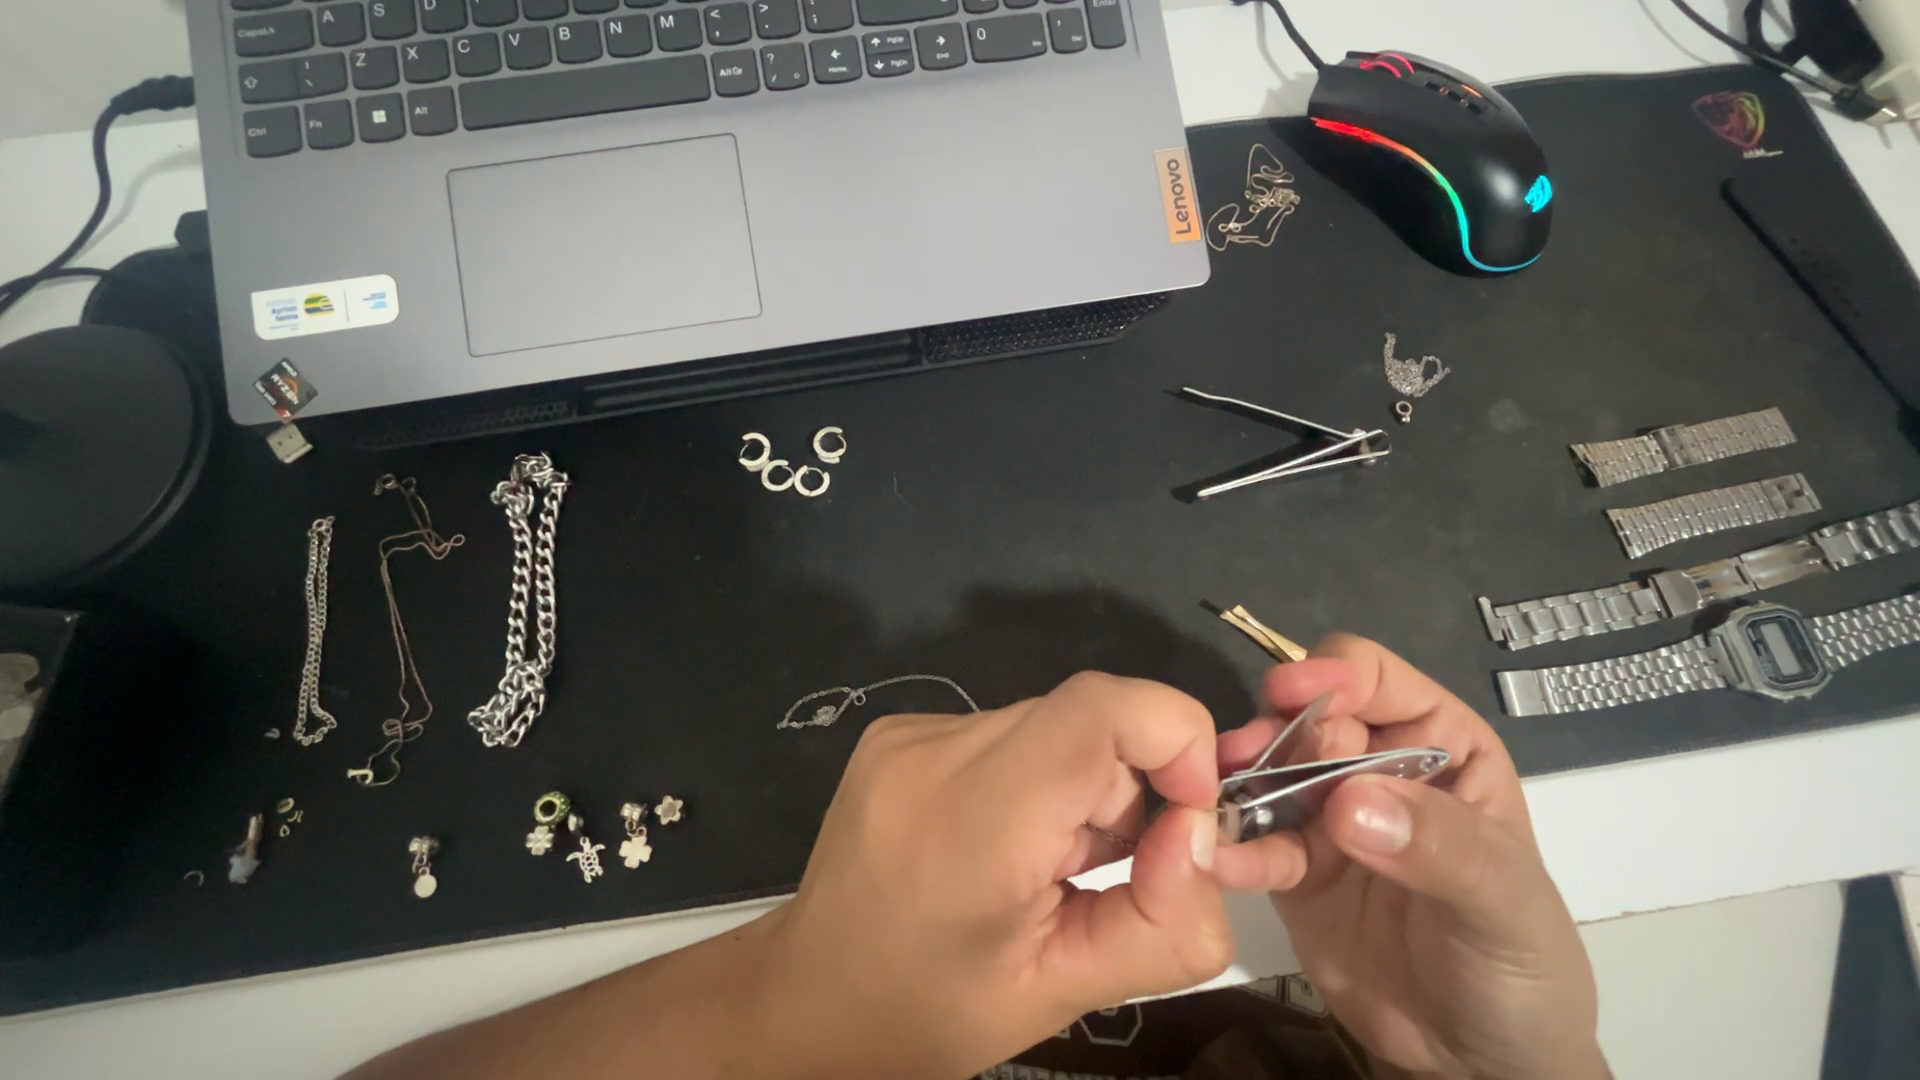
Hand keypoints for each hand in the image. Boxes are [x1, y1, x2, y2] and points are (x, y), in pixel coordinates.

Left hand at [761, 672, 1232, 1078]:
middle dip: (1129, 786)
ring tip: (1044, 860)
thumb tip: (1200, 836)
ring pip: (1051, 722)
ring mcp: (912, 731)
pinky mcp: (902, 728)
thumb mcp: (1060, 995)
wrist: (806, 994)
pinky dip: (1036, 775)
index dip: (1174, 736)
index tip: (1187, 815)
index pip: (1100, 708)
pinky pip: (1008, 729)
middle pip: (1085, 716)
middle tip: (1103, 866)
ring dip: (1079, 784)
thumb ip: (1161, 926)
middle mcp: (935, 750)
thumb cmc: (928, 1010)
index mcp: (974, 822)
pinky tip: (1001, 838)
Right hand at [1211, 635, 1606, 1079]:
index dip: (1331, 673)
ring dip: (1236, 779)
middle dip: (1273, 731)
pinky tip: (1220, 862)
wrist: (1477, 1062)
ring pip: (1266, 767)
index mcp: (1438, 743)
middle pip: (1305, 715)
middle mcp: (1373, 763)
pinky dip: (1231, 846)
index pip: (1374, 678)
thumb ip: (1440, 847)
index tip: (1290, 692)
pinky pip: (1251, 838)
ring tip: (1213, 803)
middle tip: (1244, 759)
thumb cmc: (1520, 967)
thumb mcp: (1505, 904)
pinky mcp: (1287, 862)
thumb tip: (1348, 801)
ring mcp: (1323, 812)